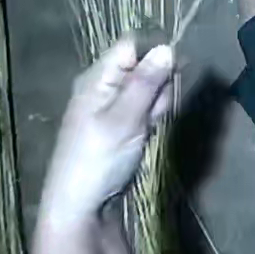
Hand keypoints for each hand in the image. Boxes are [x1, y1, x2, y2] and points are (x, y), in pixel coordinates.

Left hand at [36, 37, 175, 234]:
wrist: (81, 208)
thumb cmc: (97, 159)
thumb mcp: (124, 118)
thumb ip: (146, 83)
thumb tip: (168, 47)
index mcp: (97, 77)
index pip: (132, 46)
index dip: (156, 53)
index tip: (173, 73)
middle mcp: (105, 86)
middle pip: (145, 65)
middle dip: (160, 83)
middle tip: (155, 110)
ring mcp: (114, 106)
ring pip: (150, 88)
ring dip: (159, 102)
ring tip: (149, 126)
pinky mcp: (124, 124)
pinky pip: (147, 108)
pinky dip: (153, 117)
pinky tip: (149, 132)